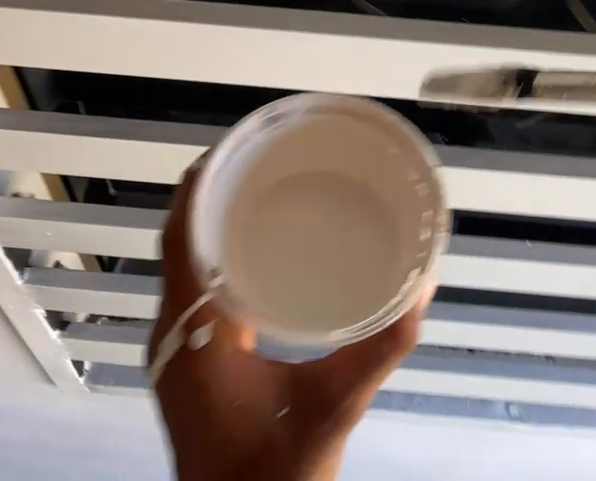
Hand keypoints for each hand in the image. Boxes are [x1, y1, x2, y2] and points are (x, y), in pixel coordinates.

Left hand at [147, 163, 422, 480]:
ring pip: (185, 267)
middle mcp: (174, 336)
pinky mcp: (193, 365)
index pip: (179, 240)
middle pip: (180, 245)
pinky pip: (194, 290)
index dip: (197, 187)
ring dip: (211, 225)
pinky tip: (256, 253)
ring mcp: (179, 353)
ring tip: (258, 190)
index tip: (232, 147)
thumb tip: (420, 287)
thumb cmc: (274, 474)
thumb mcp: (333, 410)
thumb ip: (378, 350)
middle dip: (210, 195)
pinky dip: (216, 258)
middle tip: (258, 160)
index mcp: (193, 336)